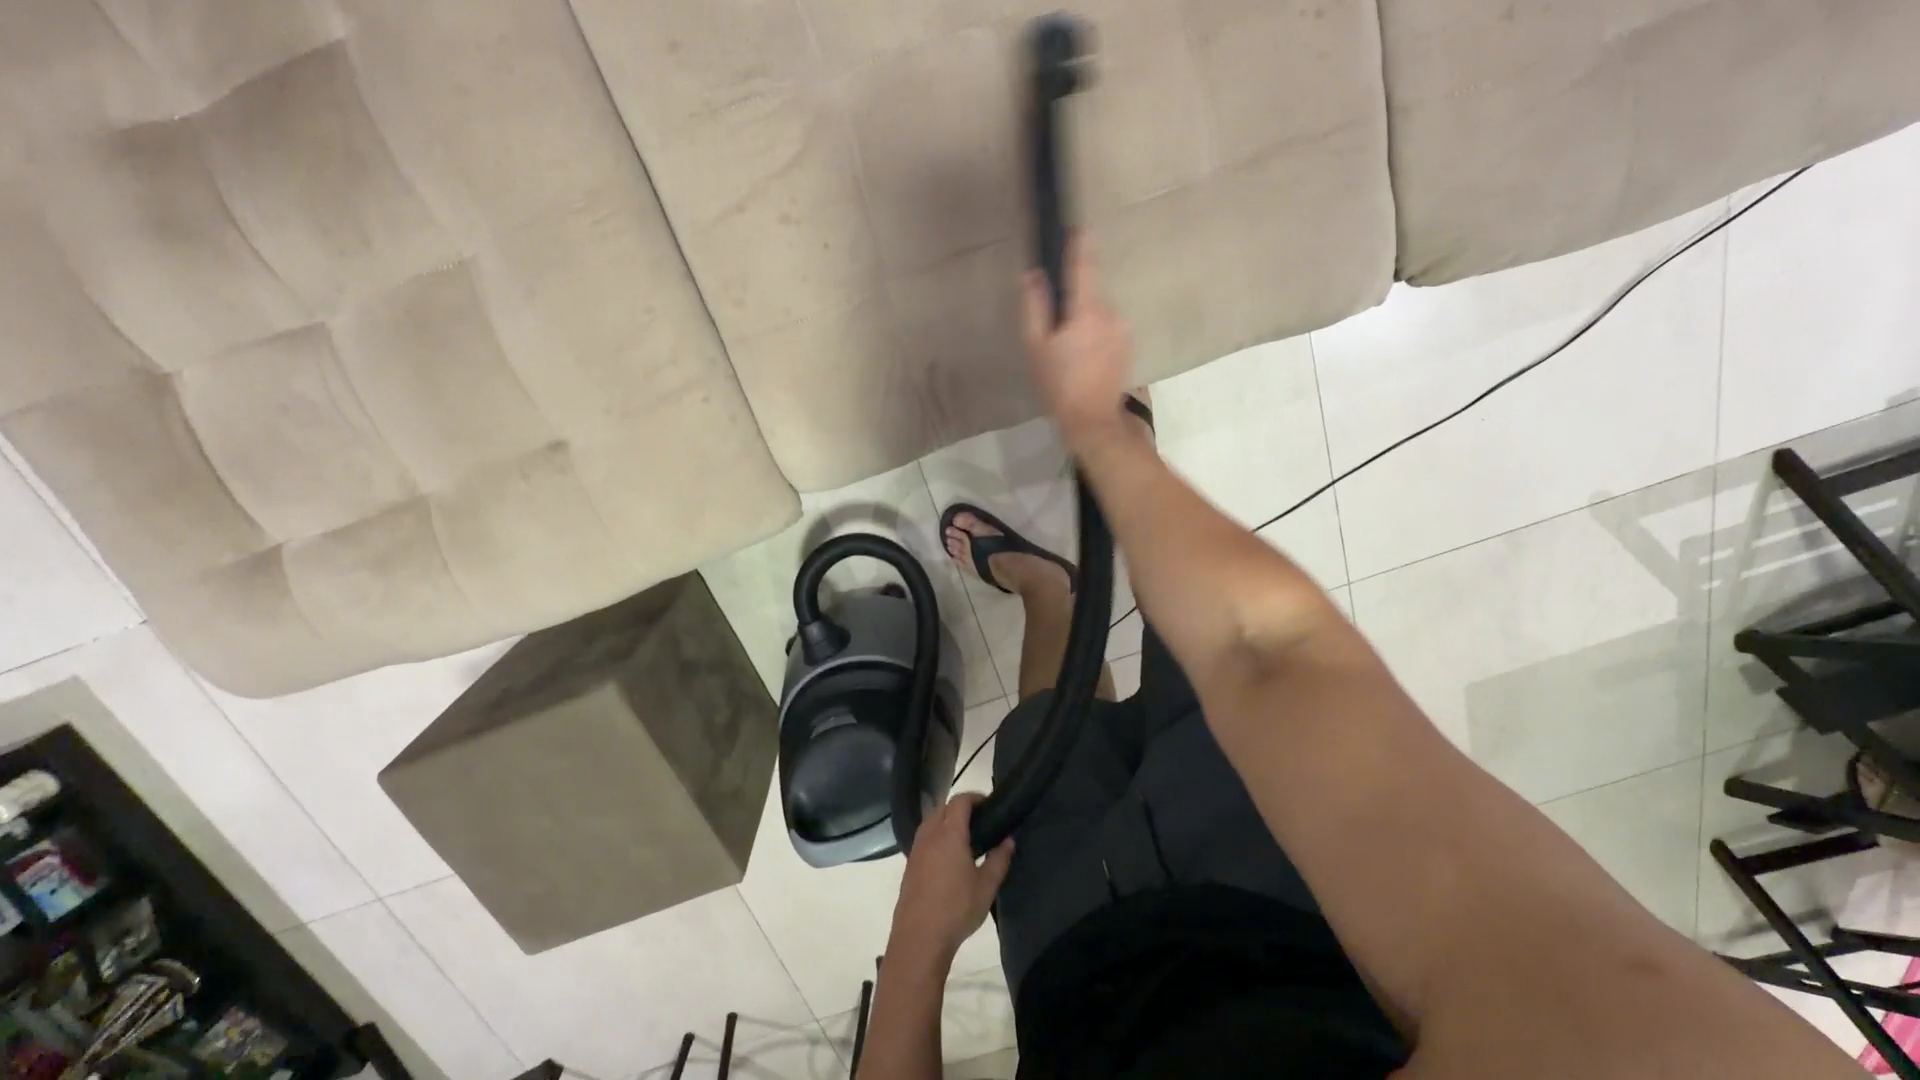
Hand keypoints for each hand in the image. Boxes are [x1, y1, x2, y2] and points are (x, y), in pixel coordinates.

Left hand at [887, 794, 1014, 966]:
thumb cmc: (957, 909)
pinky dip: (937, 836)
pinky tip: (950, 857)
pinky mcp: (909, 865)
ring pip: (931, 822)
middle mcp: (929, 835)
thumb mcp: (986, 886)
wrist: (919, 937)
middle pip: (943, 808)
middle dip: (961, 808)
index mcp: (949, 834)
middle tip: (982, 821)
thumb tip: (1008, 840)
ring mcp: (916, 850)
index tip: (991, 804)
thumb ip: (999, 859)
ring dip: (947, 821)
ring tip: (967, 838)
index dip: (976, 797)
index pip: (960, 801)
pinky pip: (924, 838)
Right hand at [1023, 233, 1133, 449]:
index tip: (1078, 226)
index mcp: (1086, 311)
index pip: (1083, 267)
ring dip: (1084, 323)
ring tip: (1070, 353)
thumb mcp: (1036, 347)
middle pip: (1087, 295)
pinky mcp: (1128, 345)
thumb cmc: (1058, 384)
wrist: (1092, 420)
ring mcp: (1123, 330)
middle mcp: (1110, 314)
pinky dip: (1095, 336)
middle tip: (1055, 332)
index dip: (1079, 244)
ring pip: (1098, 313)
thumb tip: (1034, 275)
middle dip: (1072, 305)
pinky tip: (1084, 360)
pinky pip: (1107, 328)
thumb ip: (1035, 307)